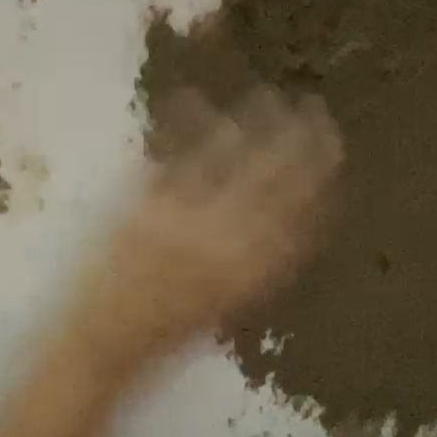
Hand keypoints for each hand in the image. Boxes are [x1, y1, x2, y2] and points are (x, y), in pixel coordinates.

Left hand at [72, 86, 341, 364]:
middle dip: (303, 141)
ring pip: (233, 158)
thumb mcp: (227, 311)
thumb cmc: (168, 337)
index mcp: (256, 270)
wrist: (103, 339)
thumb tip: (284, 231)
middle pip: (277, 178)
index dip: (321, 180)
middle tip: (317, 111)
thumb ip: (258, 269)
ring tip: (272, 97)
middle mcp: (229, 238)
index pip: (303, 215)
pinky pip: (172, 154)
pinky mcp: (145, 200)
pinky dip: (185, 123)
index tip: (333, 154)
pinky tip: (194, 97)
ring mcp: (186, 213)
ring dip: (257, 123)